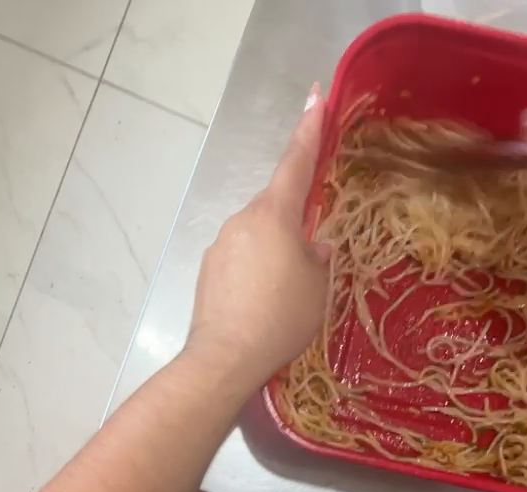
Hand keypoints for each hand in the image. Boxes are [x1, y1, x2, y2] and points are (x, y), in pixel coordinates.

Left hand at [186, 87, 330, 383]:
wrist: (226, 358)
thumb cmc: (280, 319)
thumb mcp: (316, 288)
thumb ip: (318, 258)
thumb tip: (312, 246)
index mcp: (273, 214)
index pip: (296, 162)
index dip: (310, 130)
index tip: (316, 98)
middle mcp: (242, 221)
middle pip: (274, 207)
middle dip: (293, 222)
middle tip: (310, 255)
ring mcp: (220, 246)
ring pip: (256, 237)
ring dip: (274, 253)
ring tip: (286, 293)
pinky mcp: (208, 273)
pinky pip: (240, 261)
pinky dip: (255, 273)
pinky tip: (263, 304)